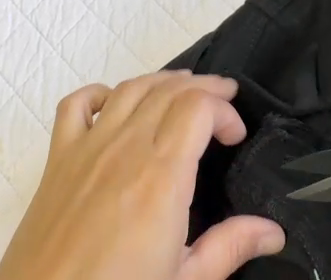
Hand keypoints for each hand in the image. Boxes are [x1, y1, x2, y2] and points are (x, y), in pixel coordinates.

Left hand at [0, 72, 285, 279]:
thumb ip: (229, 248)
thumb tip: (273, 231)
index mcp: (161, 177)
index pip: (198, 106)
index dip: (225, 110)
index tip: (236, 136)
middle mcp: (125, 149)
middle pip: (169, 89)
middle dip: (204, 87)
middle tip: (224, 100)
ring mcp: (87, 149)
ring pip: (130, 88)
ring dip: (162, 81)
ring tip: (184, 91)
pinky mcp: (57, 160)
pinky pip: (76, 105)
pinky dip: (99, 93)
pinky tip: (115, 104)